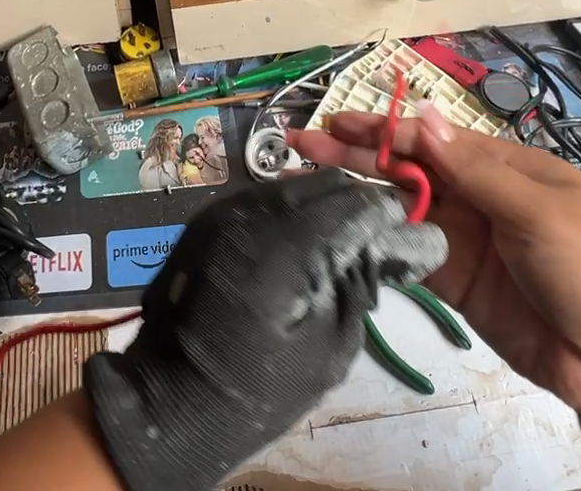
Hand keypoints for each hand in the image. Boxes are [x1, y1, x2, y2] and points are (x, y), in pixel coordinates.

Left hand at [84, 170, 446, 490]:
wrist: (170, 395)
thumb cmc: (259, 387)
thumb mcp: (332, 345)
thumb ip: (362, 281)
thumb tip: (396, 241)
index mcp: (285, 245)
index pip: (356, 205)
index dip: (389, 216)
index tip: (410, 237)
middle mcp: (252, 211)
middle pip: (328, 183)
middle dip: (360, 205)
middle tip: (380, 242)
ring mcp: (225, 208)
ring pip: (297, 184)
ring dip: (328, 205)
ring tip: (343, 244)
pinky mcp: (210, 214)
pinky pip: (267, 196)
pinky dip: (295, 211)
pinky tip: (305, 243)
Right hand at [292, 108, 580, 420]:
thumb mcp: (543, 213)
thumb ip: (477, 169)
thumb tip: (425, 116)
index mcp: (508, 168)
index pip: (434, 140)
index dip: (385, 131)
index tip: (338, 126)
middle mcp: (480, 196)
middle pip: (409, 167)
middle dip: (358, 153)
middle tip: (304, 144)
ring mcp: (465, 239)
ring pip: (400, 206)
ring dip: (356, 191)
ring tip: (307, 180)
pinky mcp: (454, 281)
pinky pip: (407, 250)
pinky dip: (373, 237)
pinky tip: (340, 226)